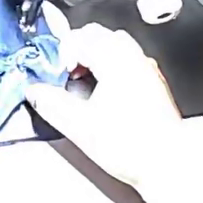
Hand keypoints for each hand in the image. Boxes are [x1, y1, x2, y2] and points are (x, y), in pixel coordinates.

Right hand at [24, 22, 187, 192]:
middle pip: (99, 36)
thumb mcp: (79, 125)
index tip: (52, 75)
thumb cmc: (131, 145)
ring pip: (115, 48)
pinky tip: (103, 96)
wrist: (169, 165)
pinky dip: (110, 70)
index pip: (79, 39)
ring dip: (94, 60)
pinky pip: (128, 63)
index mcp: (115, 59)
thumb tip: (34, 92)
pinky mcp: (154, 85)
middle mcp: (134, 58)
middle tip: (63, 76)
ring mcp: (147, 70)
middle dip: (76, 52)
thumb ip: (51, 104)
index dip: (60, 55)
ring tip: (82, 86)